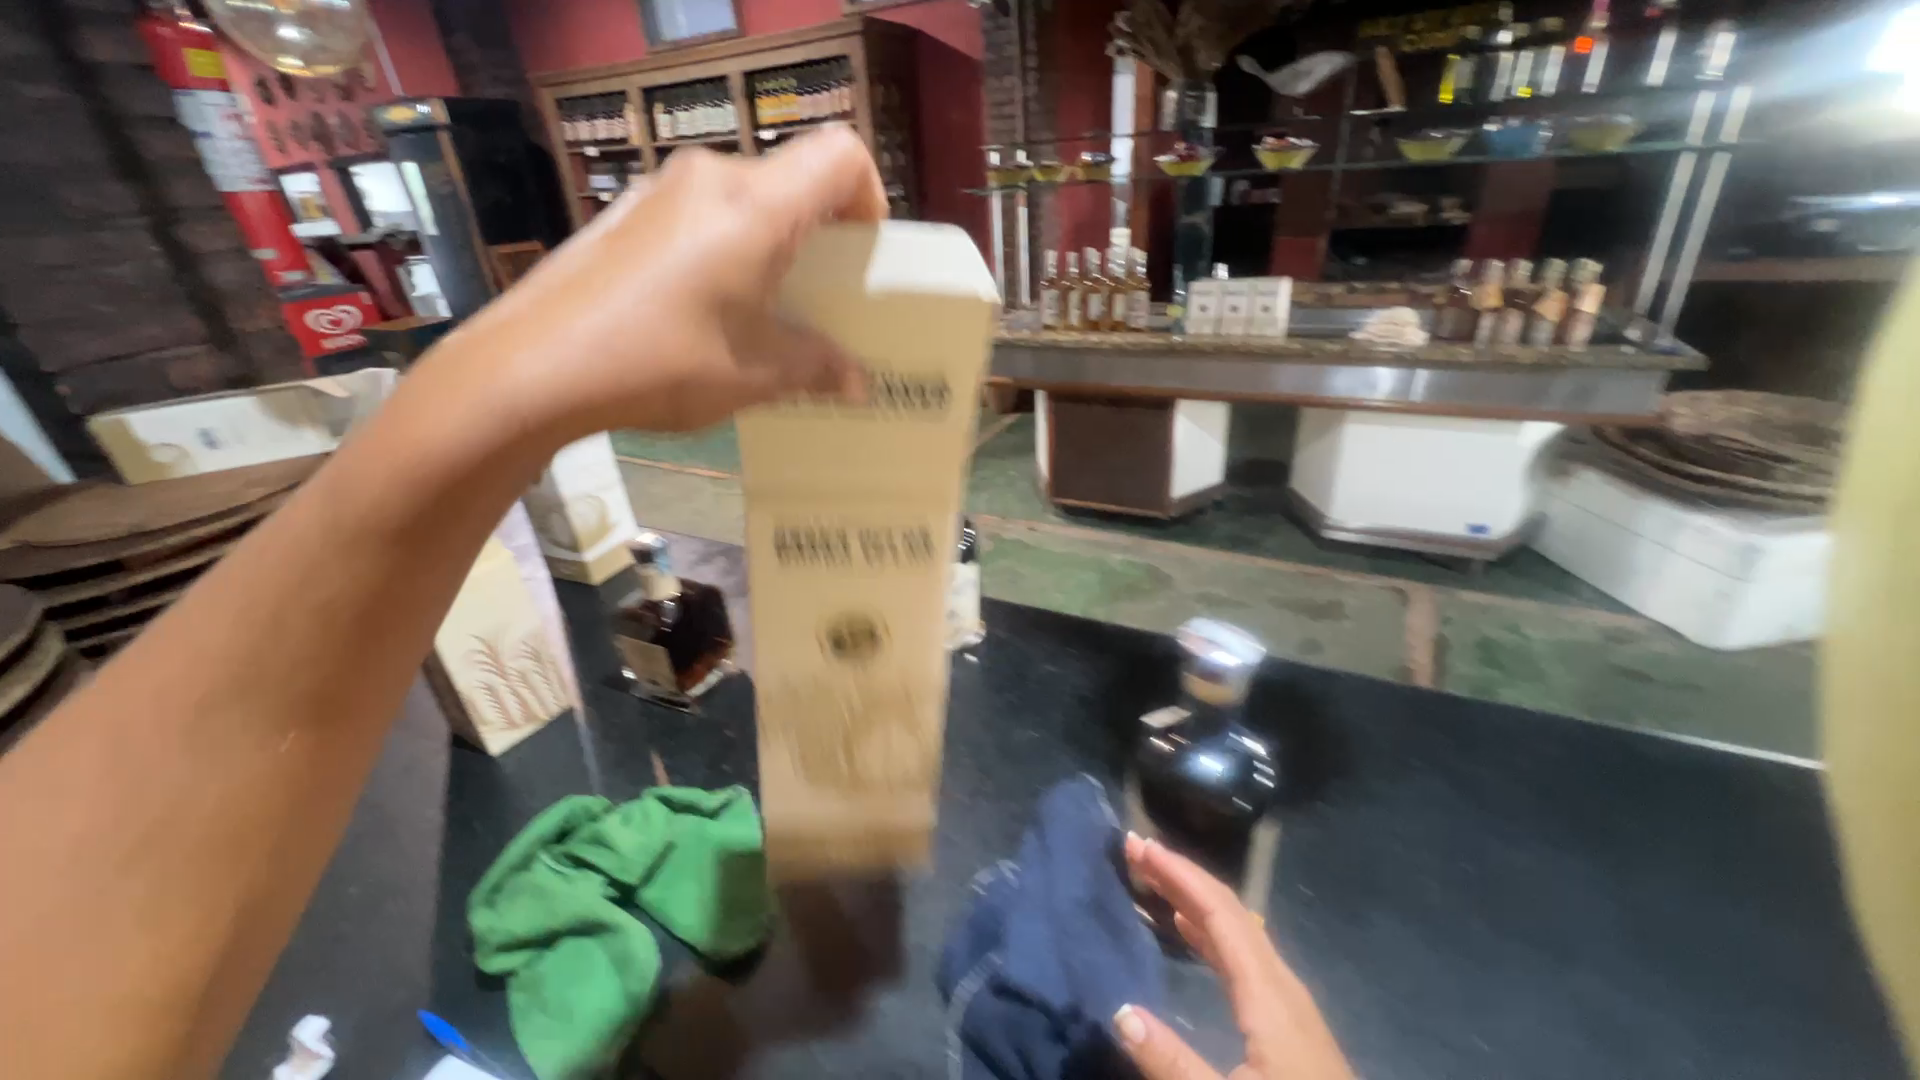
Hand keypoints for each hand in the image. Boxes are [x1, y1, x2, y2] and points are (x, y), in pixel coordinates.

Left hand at [435, 125, 883, 438]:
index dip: (868, 196)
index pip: (841, 154)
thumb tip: (857, 381)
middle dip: (818, 234)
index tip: (860, 254)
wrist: (533, 366)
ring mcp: (661, 189)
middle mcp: (711, 177)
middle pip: (792, 179)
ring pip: (745, 198)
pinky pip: (701, 214)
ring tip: (758, 311)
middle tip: (816, 298)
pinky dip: (724, 249)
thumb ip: (818, 368)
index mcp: (756, 206)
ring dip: (769, 245)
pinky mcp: (628, 212)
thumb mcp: (755, 375)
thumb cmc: (661, 362)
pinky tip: (701, 309)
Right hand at [1114, 833, 1353, 1079]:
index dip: (1179, 873)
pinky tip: (1191, 931)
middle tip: (1137, 851)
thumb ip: (1173, 1062)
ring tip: (1154, 880)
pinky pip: (1244, 953)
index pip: (1220, 913)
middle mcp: (1281, 984)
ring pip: (1239, 930)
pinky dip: (1210, 930)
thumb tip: (1120, 1011)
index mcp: (1268, 993)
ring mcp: (1289, 1002)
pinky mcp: (1289, 1022)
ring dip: (1195, 899)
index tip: (1140, 845)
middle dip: (1183, 875)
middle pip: (1230, 911)